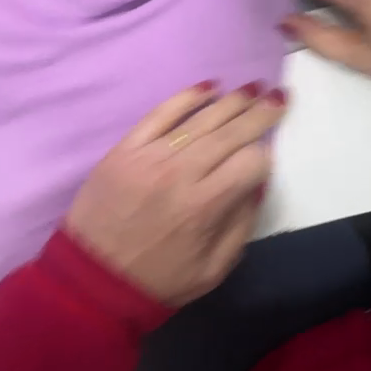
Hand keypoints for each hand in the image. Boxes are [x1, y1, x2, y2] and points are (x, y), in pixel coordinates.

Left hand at [63, 82, 283, 307]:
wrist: (91, 282)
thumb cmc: (160, 281)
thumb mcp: (215, 269)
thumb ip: (241, 224)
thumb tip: (256, 184)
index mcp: (205, 207)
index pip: (250, 163)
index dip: (265, 157)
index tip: (267, 158)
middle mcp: (180, 175)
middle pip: (229, 133)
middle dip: (259, 114)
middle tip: (279, 98)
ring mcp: (149, 158)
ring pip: (199, 120)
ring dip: (232, 101)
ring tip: (254, 88)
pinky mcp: (124, 150)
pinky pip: (159, 115)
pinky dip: (185, 99)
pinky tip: (208, 88)